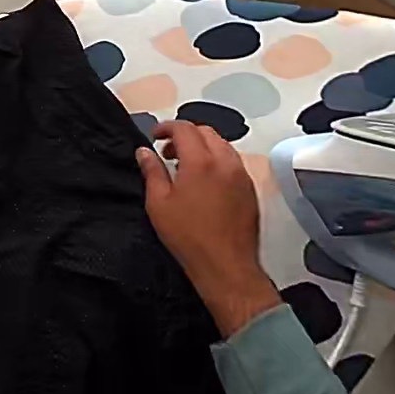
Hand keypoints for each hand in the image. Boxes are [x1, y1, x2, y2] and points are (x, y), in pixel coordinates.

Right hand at [136, 121, 276, 337]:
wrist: (226, 266)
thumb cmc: (187, 235)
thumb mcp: (158, 203)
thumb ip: (151, 171)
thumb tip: (144, 151)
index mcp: (200, 162)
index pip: (184, 129)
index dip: (166, 127)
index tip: (155, 136)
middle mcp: (225, 162)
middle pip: (206, 132)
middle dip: (185, 134)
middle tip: (168, 151)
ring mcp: (241, 175)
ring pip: (222, 145)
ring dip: (202, 146)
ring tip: (185, 165)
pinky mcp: (250, 189)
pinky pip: (232, 161)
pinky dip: (216, 159)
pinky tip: (204, 179)